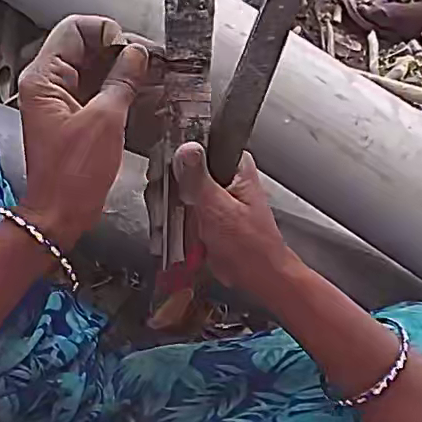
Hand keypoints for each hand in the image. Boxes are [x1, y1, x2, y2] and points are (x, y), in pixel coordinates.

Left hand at [16, 15, 153, 245]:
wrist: (61, 213)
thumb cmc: (72, 175)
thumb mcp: (105, 121)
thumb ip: (122, 81)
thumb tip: (138, 55)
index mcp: (44, 79)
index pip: (74, 30)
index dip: (107, 33)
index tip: (132, 48)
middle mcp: (48, 85)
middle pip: (86, 47)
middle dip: (121, 51)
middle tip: (152, 60)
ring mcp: (61, 101)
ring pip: (95, 69)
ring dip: (123, 70)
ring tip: (154, 75)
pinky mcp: (74, 117)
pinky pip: (98, 91)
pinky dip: (120, 89)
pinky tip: (144, 93)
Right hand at [170, 141, 299, 299]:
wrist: (257, 276)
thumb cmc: (251, 246)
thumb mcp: (219, 208)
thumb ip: (198, 178)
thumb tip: (186, 148)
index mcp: (235, 166)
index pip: (199, 145)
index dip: (176, 157)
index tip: (165, 174)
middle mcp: (224, 176)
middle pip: (182, 168)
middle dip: (171, 190)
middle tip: (173, 207)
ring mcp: (213, 195)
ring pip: (177, 190)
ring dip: (170, 208)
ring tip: (177, 225)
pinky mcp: (204, 213)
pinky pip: (180, 210)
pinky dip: (174, 221)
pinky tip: (176, 232)